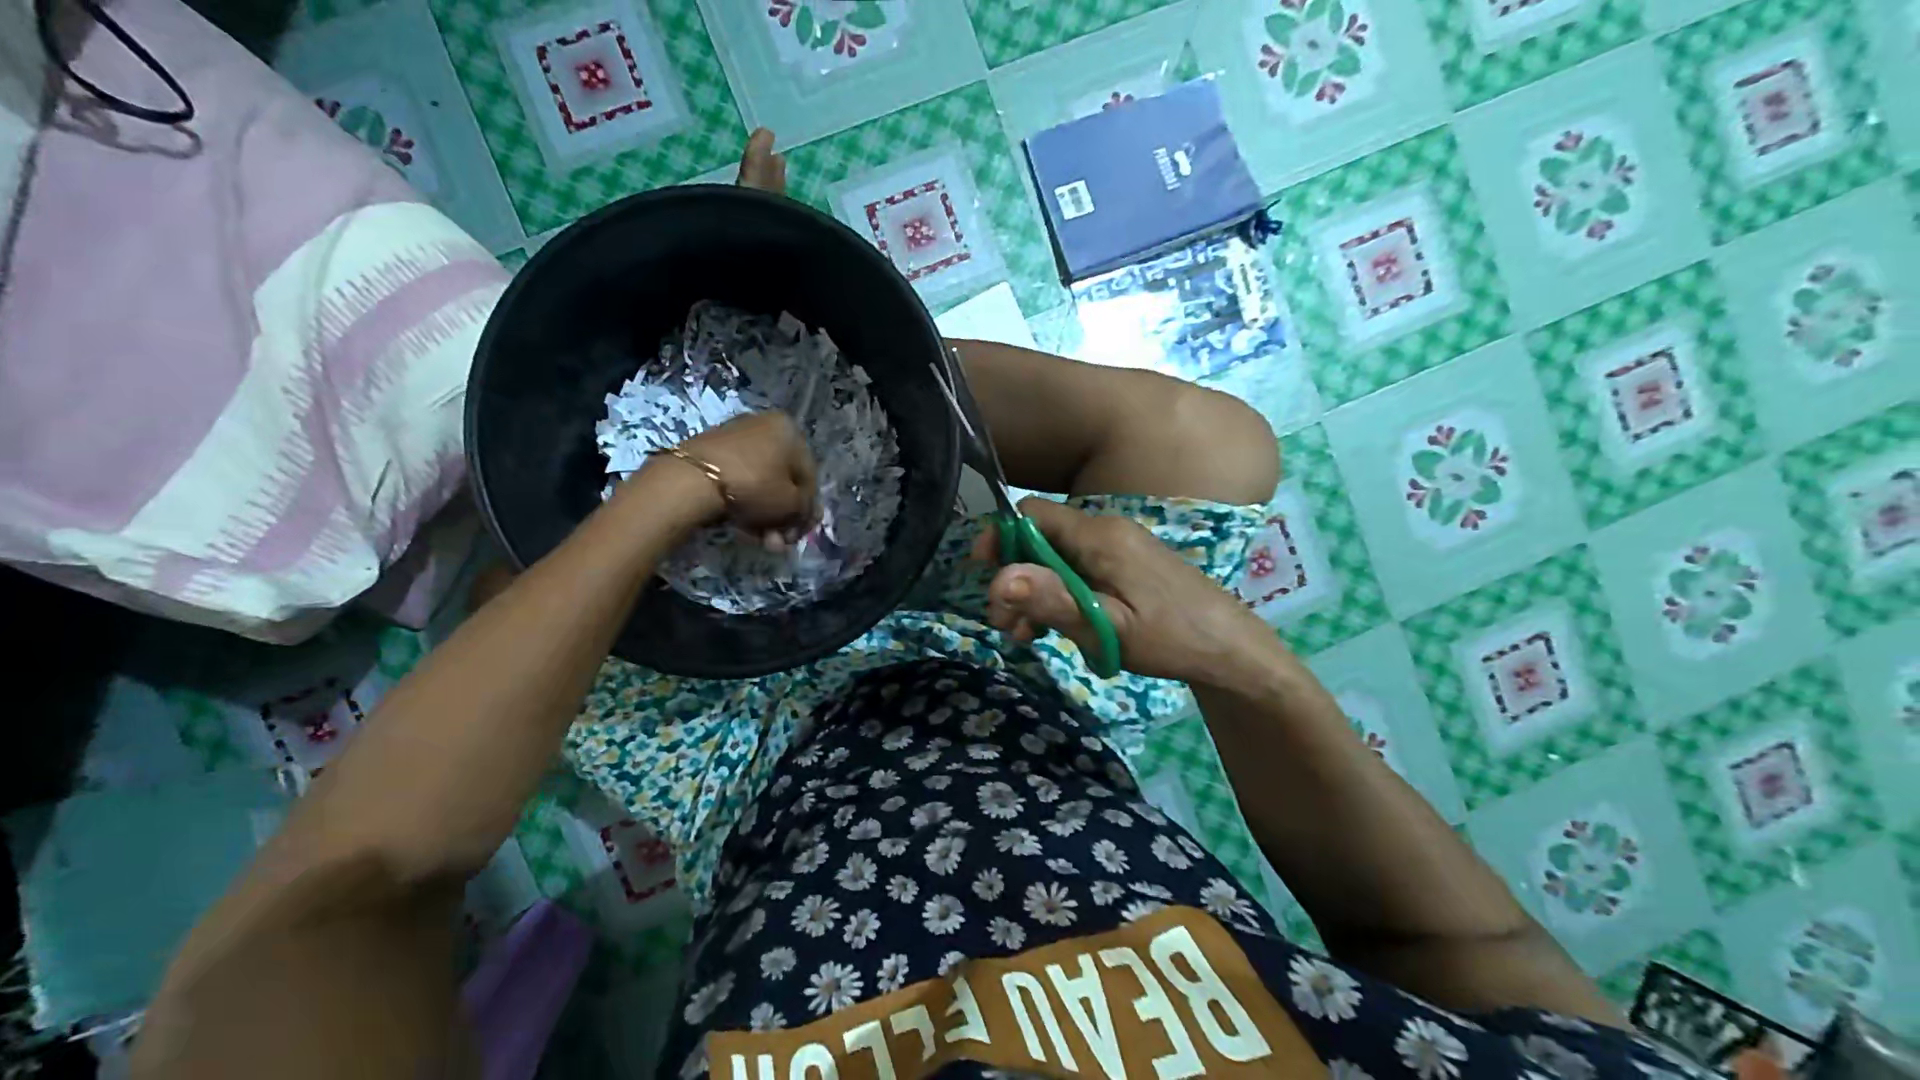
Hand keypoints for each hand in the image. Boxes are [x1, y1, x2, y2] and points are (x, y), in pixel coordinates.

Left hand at [672, 411, 817, 539]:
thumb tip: (807, 515)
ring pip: (760, 482)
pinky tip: (741, 526)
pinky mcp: (710, 450)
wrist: (693, 480)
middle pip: (782, 480)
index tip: (797, 535)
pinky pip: (738, 479)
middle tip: (778, 542)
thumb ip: (806, 511)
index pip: (808, 476)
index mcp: (790, 430)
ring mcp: (735, 436)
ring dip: (764, 514)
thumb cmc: (755, 486)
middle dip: (783, 516)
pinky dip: (743, 502)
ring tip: (759, 539)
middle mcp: (765, 426)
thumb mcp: (792, 505)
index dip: (807, 511)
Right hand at [976, 498, 1283, 686]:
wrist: (1230, 650)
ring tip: (1027, 635)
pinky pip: (1076, 571)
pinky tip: (1054, 628)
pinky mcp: (1124, 567)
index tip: (984, 575)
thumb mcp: (1107, 627)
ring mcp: (1116, 548)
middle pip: (1038, 539)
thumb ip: (1053, 601)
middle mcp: (1105, 532)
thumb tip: (999, 579)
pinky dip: (1058, 595)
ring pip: (1055, 559)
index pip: (1031, 514)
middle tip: (1007, 624)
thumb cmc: (1170, 638)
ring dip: (1034, 592)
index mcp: (1099, 537)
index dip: (1000, 538)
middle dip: (1014, 577)